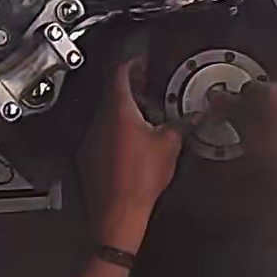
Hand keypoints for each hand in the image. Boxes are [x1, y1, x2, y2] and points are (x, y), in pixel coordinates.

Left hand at [79, 57, 182, 243]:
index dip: (131, 64)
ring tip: (145, 119)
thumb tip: (188, 119)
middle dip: (131, 89)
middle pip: (112, 94)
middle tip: (146, 89)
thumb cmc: (140, 181)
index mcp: (119, 112)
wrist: (118, 212)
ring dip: (124, 111)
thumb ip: (180, 125)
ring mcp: (91, 139)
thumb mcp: (169, 146)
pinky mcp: (88, 157)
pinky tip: (132, 144)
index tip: (140, 63)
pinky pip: (102, 134)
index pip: (119, 74)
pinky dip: (116, 131)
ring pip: (107, 115)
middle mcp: (100, 122)